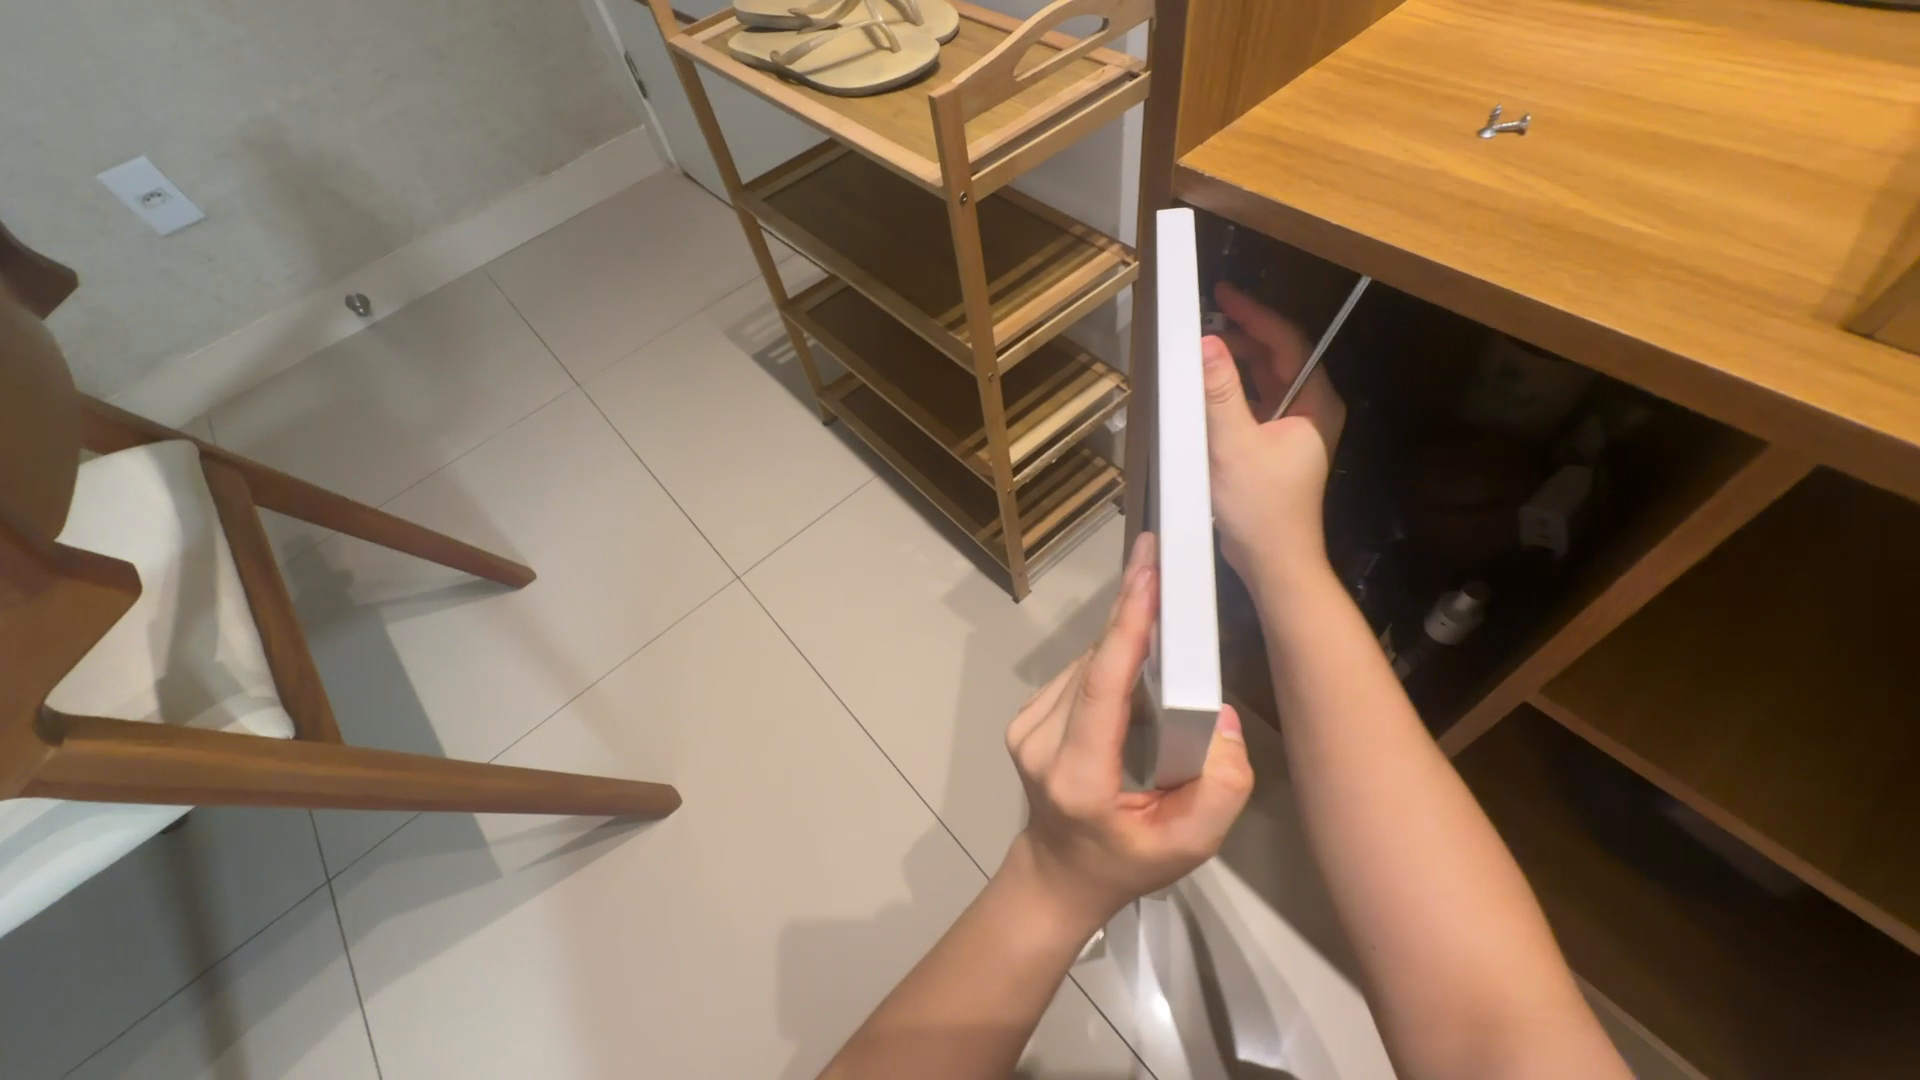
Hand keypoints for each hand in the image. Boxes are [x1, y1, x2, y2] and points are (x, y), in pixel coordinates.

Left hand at [1004, 533, 1254, 926]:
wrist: (1058, 874)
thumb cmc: (1126, 864)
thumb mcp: (1189, 846)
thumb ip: (1220, 788)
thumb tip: (1221, 716)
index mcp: (1077, 775)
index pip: (1102, 687)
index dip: (1126, 626)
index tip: (1147, 575)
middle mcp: (1039, 742)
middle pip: (1093, 664)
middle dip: (1129, 613)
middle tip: (1157, 558)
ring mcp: (1025, 728)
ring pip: (1083, 664)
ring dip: (1120, 636)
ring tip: (1157, 607)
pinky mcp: (1024, 720)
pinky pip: (1075, 676)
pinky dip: (1106, 659)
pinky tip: (1131, 651)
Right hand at [1204, 282, 1346, 586]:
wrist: (1273, 561)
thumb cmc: (1260, 507)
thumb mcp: (1233, 446)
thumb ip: (1219, 393)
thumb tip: (1206, 343)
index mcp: (1315, 404)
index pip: (1289, 342)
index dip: (1256, 314)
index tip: (1223, 294)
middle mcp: (1310, 410)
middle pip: (1277, 358)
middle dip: (1242, 337)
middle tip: (1203, 322)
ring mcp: (1293, 430)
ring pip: (1264, 381)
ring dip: (1233, 364)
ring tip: (1199, 350)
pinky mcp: (1274, 447)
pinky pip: (1253, 405)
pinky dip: (1230, 393)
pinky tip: (1204, 390)